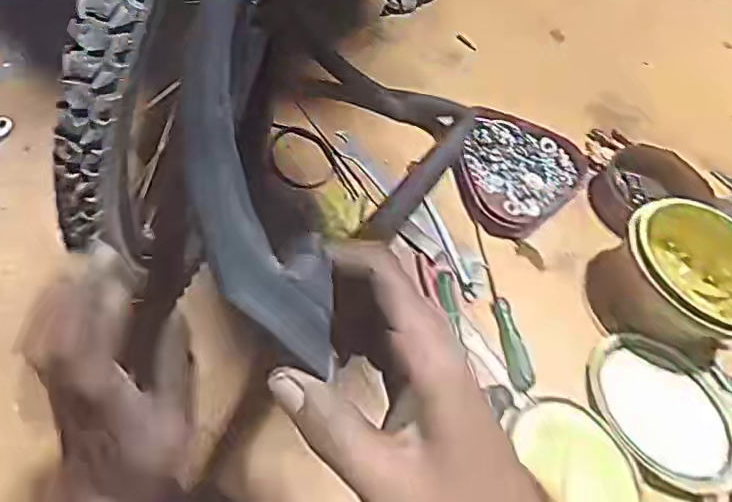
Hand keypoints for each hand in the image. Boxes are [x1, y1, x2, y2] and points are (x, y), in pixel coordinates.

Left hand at [21, 247, 195, 501]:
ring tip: (84, 258)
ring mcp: (52, 381)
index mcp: (101, 389)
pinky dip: (49, 306)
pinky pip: (41, 334)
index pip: (93, 336)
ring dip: (64, 290)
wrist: (102, 493)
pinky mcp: (48, 379)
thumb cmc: (143, 455)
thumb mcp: (173, 416)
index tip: (122, 263)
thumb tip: (173, 310)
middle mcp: (69, 382)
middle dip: (82, 283)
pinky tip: (61, 285)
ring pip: (46, 327)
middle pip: (63, 325)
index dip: (103, 299)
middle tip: (104, 249)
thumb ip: (172, 362)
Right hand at [266, 243, 546, 501]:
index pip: (385, 268)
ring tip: (299, 311)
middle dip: (337, 276)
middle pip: (383, 279)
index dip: (342, 254)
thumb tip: (279, 376)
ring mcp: (434, 352)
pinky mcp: (428, 371)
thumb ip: (332, 428)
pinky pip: (388, 331)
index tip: (298, 260)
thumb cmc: (452, 497)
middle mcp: (433, 335)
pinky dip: (356, 330)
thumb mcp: (386, 477)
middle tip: (289, 286)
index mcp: (428, 345)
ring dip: (344, 302)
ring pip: (384, 303)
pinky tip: (328, 350)